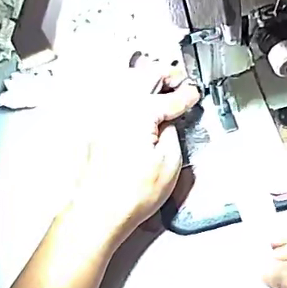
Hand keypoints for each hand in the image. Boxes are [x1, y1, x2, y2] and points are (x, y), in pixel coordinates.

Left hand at [64, 56, 199, 240]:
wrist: (98, 212)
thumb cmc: (128, 195)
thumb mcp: (169, 163)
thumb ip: (173, 133)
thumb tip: (171, 123)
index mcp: (138, 113)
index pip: (169, 97)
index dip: (186, 94)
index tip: (193, 95)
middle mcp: (116, 110)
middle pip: (142, 76)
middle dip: (164, 75)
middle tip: (177, 80)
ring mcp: (102, 117)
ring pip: (123, 83)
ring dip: (143, 79)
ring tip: (158, 85)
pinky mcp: (94, 129)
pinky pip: (112, 99)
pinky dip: (127, 94)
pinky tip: (136, 103)